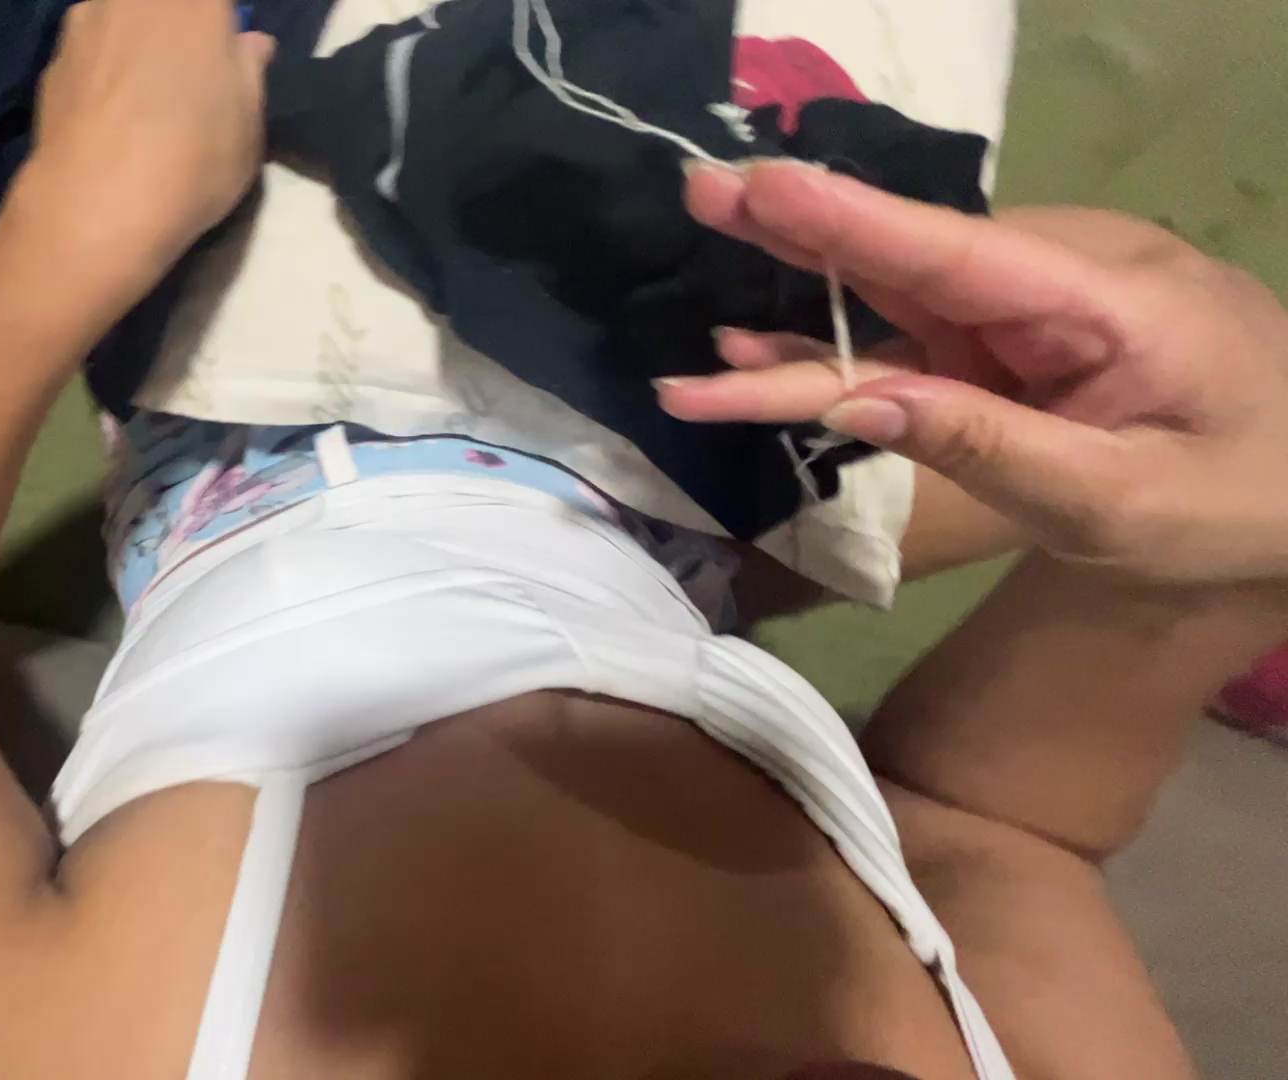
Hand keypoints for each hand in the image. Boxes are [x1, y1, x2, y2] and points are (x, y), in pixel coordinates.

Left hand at [0, 0, 273, 306]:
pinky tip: (105, 125)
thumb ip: (250, 75)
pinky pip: (89, 57)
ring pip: (120, 23)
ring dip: (132, 51)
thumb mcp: (249, 132)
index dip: (220, 33)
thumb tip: (251, 45)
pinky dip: (99, 79)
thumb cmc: (194, 164)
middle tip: (182, 88)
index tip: (222, 65)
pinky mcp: (52, 59)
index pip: (216, 4)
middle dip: (175, 38)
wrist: (101, 206)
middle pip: (163, 8)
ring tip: (138, 109)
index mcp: (195, 2)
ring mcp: (87, 20)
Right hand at [662, 160, 1287, 586]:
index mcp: (1101, 298)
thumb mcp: (1115, 497)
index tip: (762, 185)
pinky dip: (808, 358)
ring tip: (694, 348)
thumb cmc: (1232, 501)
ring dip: (777, 322)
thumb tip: (849, 404)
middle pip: (892, 256)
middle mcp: (1040, 286)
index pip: (948, 250)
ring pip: (868, 309)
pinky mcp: (976, 348)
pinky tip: (743, 362)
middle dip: (791, 232)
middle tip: (702, 194)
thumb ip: (984, 445)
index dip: (845, 219)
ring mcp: (1003, 317)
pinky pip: (879, 347)